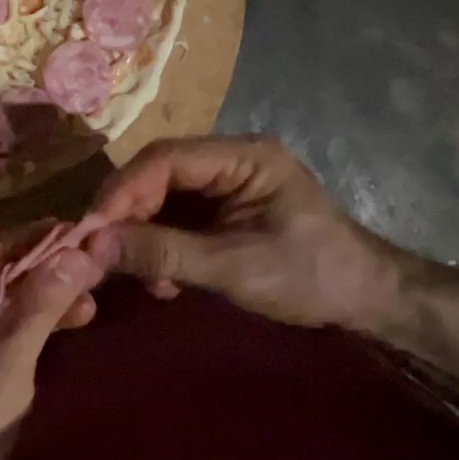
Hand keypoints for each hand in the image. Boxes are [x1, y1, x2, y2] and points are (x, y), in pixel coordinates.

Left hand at [0, 226, 107, 459]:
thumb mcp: (5, 364)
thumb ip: (38, 309)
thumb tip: (78, 254)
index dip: (18, 241)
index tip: (65, 228)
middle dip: (37, 264)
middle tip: (83, 249)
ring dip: (43, 288)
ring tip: (90, 282)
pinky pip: (3, 313)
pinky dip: (37, 311)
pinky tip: (77, 309)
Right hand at [93, 135, 407, 330]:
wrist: (366, 302)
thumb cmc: (312, 278)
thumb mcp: (234, 268)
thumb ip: (164, 253)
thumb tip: (94, 247)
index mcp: (243, 156)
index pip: (164, 160)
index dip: (122, 193)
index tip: (92, 233)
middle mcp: (228, 161)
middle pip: (155, 176)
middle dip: (125, 216)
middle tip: (99, 256)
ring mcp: (223, 187)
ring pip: (158, 200)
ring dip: (139, 237)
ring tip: (134, 275)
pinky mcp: (219, 214)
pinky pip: (172, 221)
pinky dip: (157, 249)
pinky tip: (158, 280)